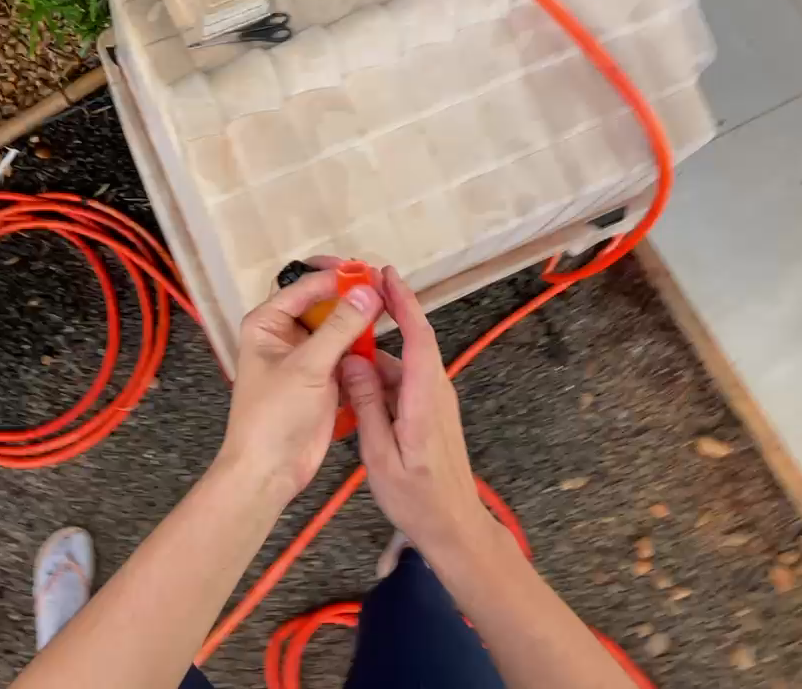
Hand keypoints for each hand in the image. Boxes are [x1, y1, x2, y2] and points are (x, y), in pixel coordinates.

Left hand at [216, 257, 382, 501]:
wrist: (270, 471)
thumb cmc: (275, 414)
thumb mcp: (307, 366)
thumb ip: (339, 327)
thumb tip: (367, 290)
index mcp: (267, 323)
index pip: (303, 286)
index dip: (334, 276)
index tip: (367, 271)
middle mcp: (284, 334)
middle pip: (320, 303)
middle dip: (349, 295)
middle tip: (381, 286)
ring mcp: (305, 356)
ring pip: (335, 327)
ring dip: (358, 319)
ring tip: (387, 308)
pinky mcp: (322, 377)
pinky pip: (343, 351)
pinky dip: (360, 345)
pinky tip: (382, 338)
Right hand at [338, 267, 497, 557]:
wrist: (454, 527)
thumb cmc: (416, 499)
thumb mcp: (379, 456)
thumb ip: (365, 405)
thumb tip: (351, 360)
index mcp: (424, 399)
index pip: (418, 338)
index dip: (403, 302)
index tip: (384, 275)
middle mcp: (435, 391)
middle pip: (414, 338)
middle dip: (391, 306)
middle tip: (359, 284)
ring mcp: (435, 399)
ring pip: (405, 359)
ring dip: (380, 343)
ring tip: (346, 331)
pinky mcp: (429, 409)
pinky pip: (404, 377)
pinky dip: (381, 368)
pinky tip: (356, 373)